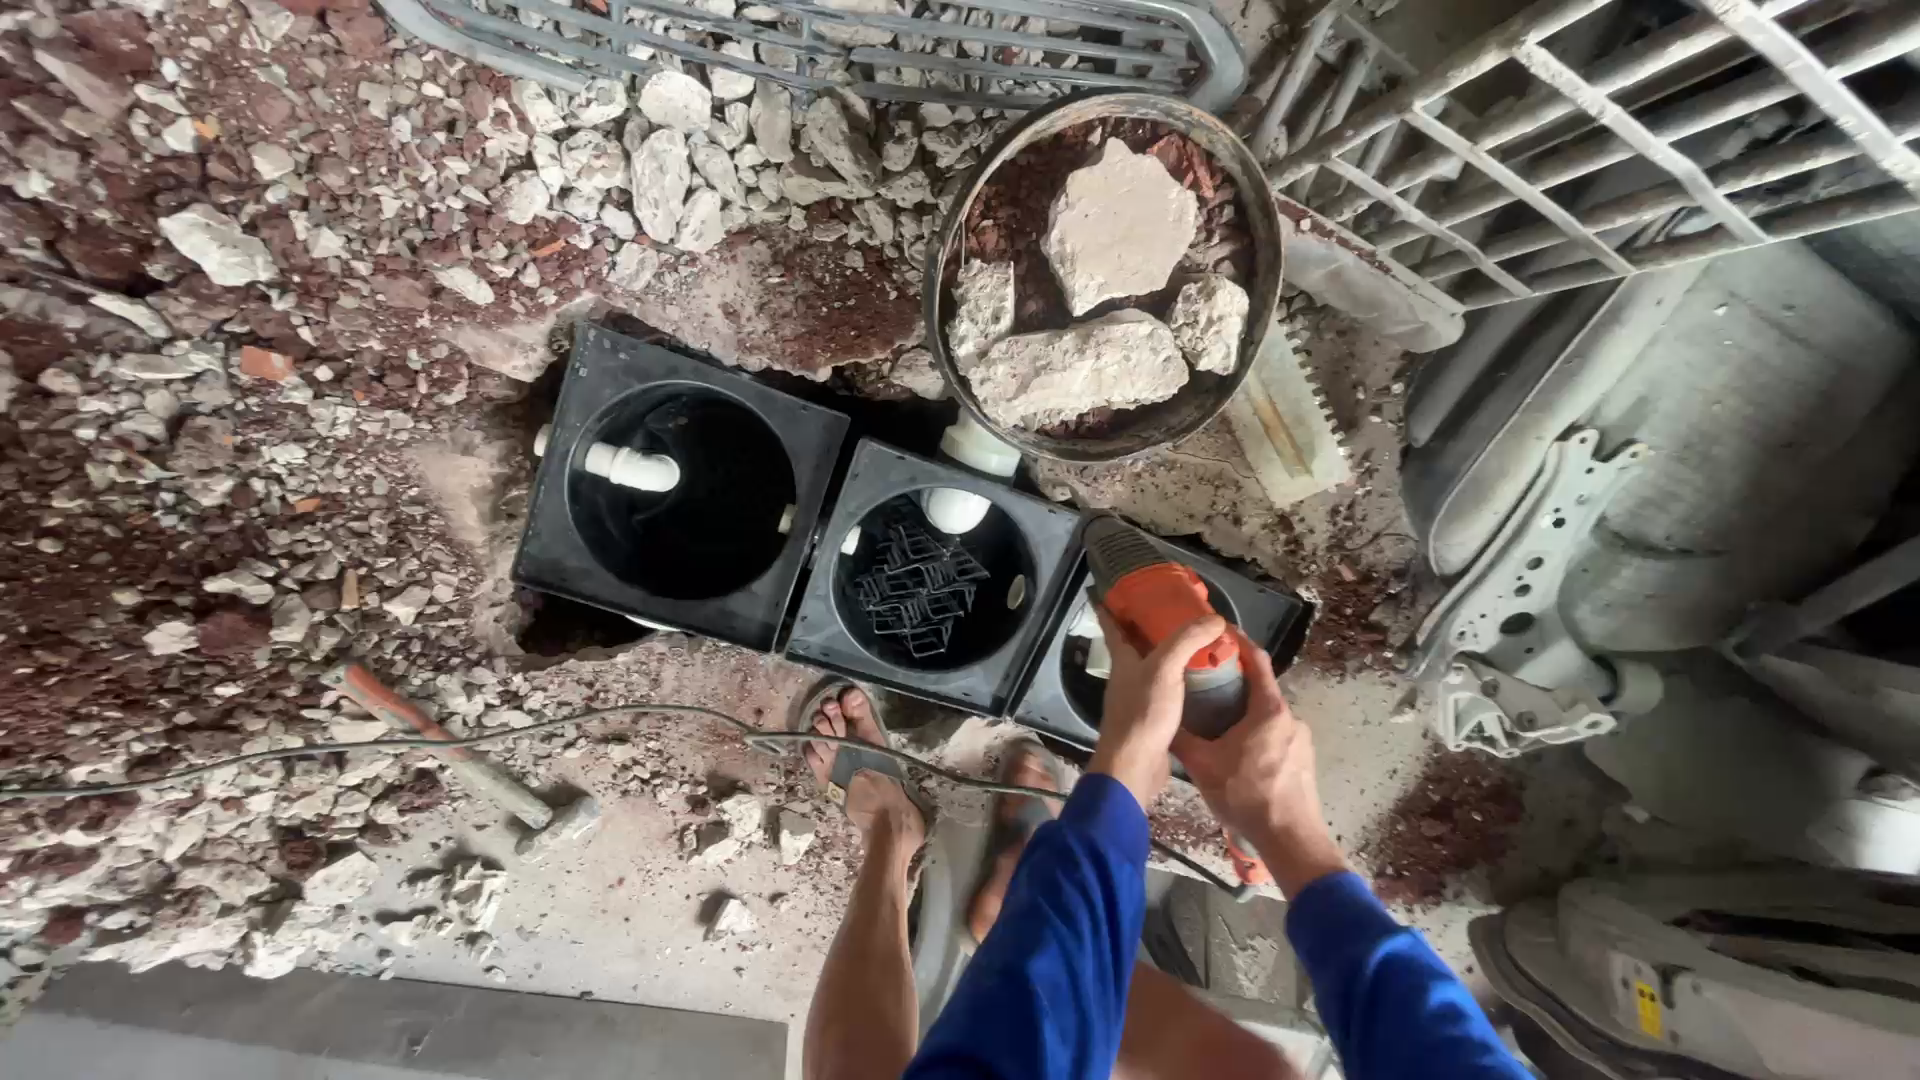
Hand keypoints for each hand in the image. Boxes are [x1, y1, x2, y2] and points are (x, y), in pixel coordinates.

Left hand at [1088, 607, 1227, 807]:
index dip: (1108, 607)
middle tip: (1171, 612)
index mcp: (1123, 660)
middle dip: (1146, 628)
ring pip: (1152, 669)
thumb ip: (1186, 641)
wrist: (1135, 765)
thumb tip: (1215, 619)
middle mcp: (1126, 677)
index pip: (1112, 626)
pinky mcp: (1152, 718)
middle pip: (1134, 646)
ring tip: (1193, 644)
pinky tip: (1199, 682)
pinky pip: (1166, 691)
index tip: (1106, 590)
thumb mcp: (1164, 669)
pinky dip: (1180, 681)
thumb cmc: (1143, 713)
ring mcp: (1138, 699)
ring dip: (1167, 655)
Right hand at [1170, 628, 1348, 896]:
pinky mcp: (1302, 760)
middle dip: (1233, 681)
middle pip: (1260, 688)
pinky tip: (1234, 749)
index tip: (1220, 630)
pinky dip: (1254, 732)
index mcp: (1269, 709)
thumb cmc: (1246, 795)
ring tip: (1214, 717)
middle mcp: (1290, 717)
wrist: (1290, 839)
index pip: (1257, 660)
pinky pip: (1274, 734)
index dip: (1238, 641)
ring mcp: (1300, 740)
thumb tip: (1160, 721)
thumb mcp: (1203, 764)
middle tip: (1203, 680)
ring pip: (1267, 714)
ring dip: (1243, 711)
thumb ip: (1181, 738)